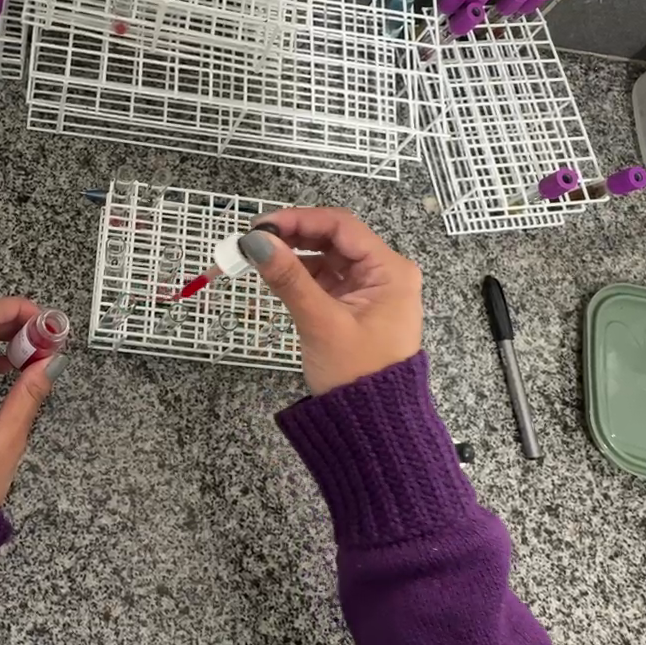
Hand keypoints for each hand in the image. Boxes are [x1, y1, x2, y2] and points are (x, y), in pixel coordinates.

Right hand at [239, 208, 422, 393]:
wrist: (372, 425)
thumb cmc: (357, 374)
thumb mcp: (321, 322)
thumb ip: (289, 279)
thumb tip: (257, 242)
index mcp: (390, 271)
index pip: (341, 226)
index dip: (299, 219)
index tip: (261, 225)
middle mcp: (384, 273)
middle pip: (334, 237)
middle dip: (294, 234)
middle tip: (254, 238)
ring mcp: (369, 289)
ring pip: (327, 255)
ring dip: (295, 252)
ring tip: (260, 255)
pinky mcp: (354, 305)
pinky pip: (325, 277)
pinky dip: (301, 272)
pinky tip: (278, 273)